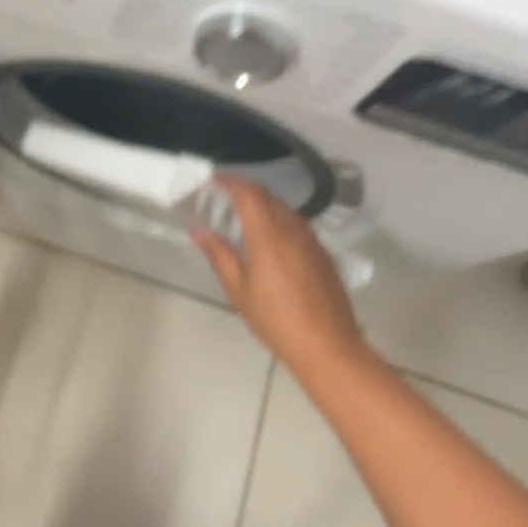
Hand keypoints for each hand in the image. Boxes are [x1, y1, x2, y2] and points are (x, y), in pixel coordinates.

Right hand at [192, 176, 368, 374]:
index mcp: (268, 236)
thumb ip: (219, 255)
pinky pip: (298, 225)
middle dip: (246, 190)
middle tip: (225, 196)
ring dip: (264, 204)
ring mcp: (312, 241)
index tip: (214, 180)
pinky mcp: (323, 254)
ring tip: (245, 216)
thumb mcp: (239, 290)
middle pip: (268, 197)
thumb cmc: (276, 320)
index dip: (231, 181)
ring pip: (285, 209)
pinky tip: (271, 240)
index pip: (249, 194)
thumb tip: (199, 230)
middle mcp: (292, 230)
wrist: (328, 346)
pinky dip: (280, 220)